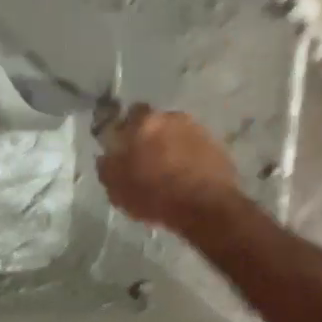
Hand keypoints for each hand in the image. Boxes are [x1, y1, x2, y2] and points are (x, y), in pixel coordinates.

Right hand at [97, 104, 244, 230]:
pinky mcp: (215, 144)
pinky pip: (193, 146)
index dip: (124, 130)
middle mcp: (170, 117)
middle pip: (154, 123)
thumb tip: (105, 156)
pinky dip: (187, 156)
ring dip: (169, 146)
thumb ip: (107, 167)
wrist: (205, 206)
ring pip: (175, 133)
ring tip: (166, 171)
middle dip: (148, 137)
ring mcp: (196, 128)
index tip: (122, 147)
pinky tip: (184, 176)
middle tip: (143, 160)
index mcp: (143, 123)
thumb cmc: (154, 195)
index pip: (128, 114)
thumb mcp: (117, 189)